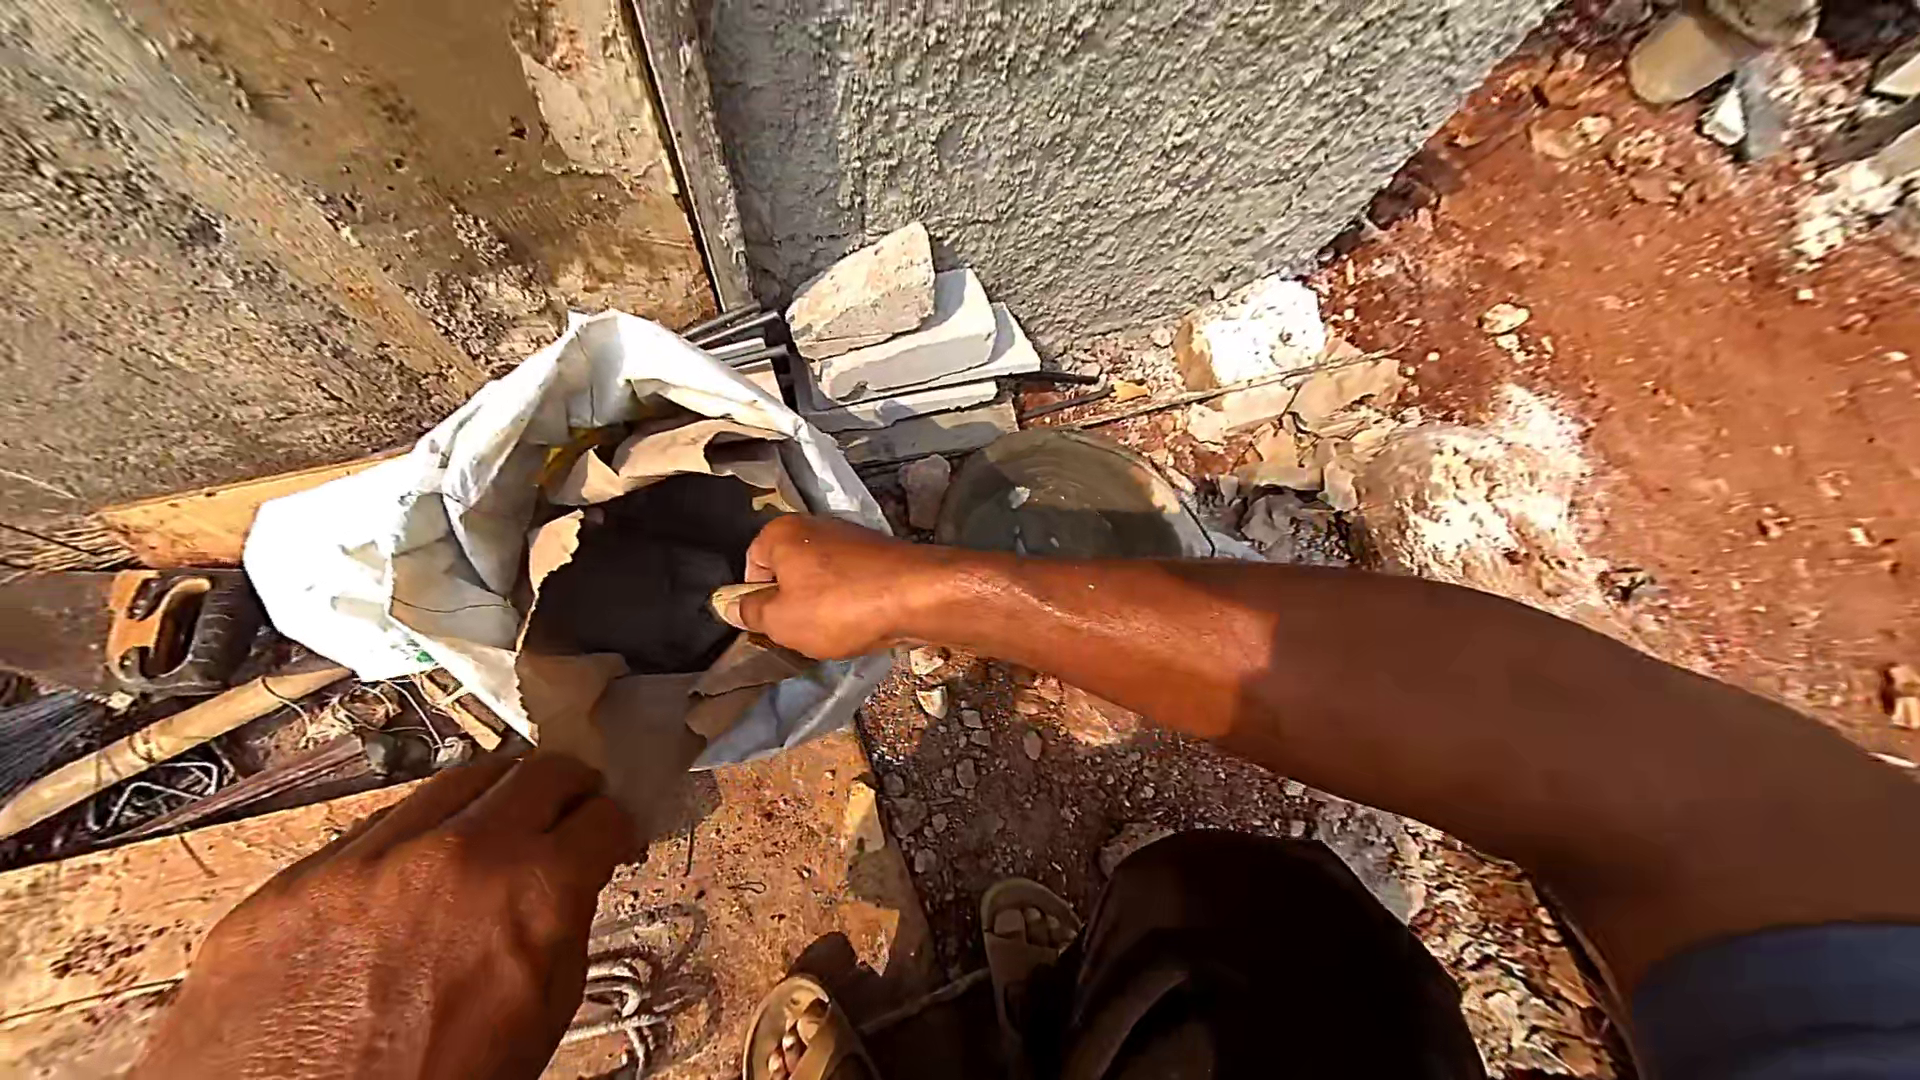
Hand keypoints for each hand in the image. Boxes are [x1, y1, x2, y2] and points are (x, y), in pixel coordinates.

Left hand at [133, 753, 633, 1079]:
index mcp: (534, 891)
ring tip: (487, 840)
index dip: (614, 828)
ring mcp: (365, 864)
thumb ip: (569, 919)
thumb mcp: (545, 1010)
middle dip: (570, 789)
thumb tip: (573, 872)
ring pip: (460, 781)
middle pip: (543, 771)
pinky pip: (372, 832)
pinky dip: (411, 843)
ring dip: (493, 803)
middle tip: (567, 814)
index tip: (608, 839)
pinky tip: (406, 886)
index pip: (605, 814)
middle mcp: (458, 856)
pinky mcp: (285, 888)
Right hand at [735, 515, 947, 658]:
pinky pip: (852, 583)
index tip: (772, 623)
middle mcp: (816, 525)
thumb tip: (729, 604)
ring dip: (824, 607)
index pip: (751, 565)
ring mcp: (851, 538)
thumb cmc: (839, 606)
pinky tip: (862, 622)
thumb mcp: (780, 620)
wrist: (917, 596)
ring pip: (822, 580)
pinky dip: (852, 603)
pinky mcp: (879, 555)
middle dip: (793, 604)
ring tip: (837, 631)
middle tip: (803, 632)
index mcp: (782, 531)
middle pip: (789, 572)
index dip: (757, 599)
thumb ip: (750, 612)